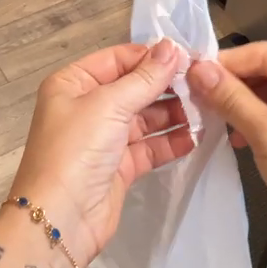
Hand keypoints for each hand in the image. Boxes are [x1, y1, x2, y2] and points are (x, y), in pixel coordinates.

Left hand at [8, 39, 195, 266]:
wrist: (59, 221)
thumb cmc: (76, 150)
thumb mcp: (109, 105)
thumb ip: (145, 78)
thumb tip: (172, 47)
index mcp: (73, 83)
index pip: (118, 59)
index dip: (152, 56)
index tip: (189, 57)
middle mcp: (87, 106)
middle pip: (134, 87)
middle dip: (167, 86)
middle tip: (204, 85)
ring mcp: (103, 137)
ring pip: (145, 117)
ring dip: (174, 114)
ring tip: (207, 109)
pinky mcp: (118, 166)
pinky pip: (149, 146)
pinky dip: (171, 141)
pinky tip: (196, 137)